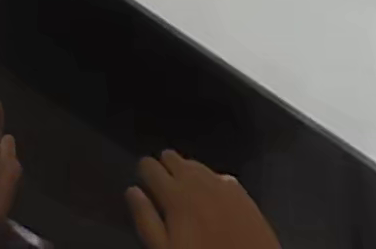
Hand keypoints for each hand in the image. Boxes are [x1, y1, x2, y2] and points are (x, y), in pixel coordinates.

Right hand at [126, 150, 279, 248]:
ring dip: (187, 174)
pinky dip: (212, 184)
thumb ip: (146, 219)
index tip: (147, 189)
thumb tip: (132, 190)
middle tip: (167, 194)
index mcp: (174, 193)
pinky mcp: (243, 194)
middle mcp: (195, 180)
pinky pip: (219, 177)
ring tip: (190, 199)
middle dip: (164, 169)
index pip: (148, 164)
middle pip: (170, 156)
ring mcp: (221, 184)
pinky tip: (215, 204)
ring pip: (194, 164)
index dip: (144, 175)